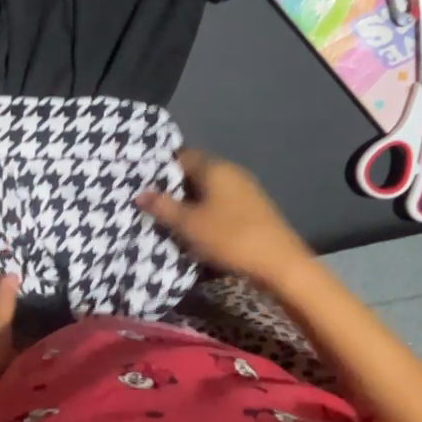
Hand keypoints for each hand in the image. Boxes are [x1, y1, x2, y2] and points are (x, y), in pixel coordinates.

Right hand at [138, 149, 312, 284]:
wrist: (281, 265)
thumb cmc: (230, 238)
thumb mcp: (189, 224)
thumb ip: (163, 207)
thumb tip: (140, 193)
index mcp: (215, 168)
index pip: (182, 156)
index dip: (161, 168)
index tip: (143, 182)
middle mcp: (232, 172)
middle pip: (196, 172)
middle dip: (174, 187)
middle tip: (152, 204)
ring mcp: (246, 190)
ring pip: (209, 190)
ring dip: (191, 203)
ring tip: (170, 220)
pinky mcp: (254, 209)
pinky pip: (222, 203)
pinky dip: (207, 212)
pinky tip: (198, 230)